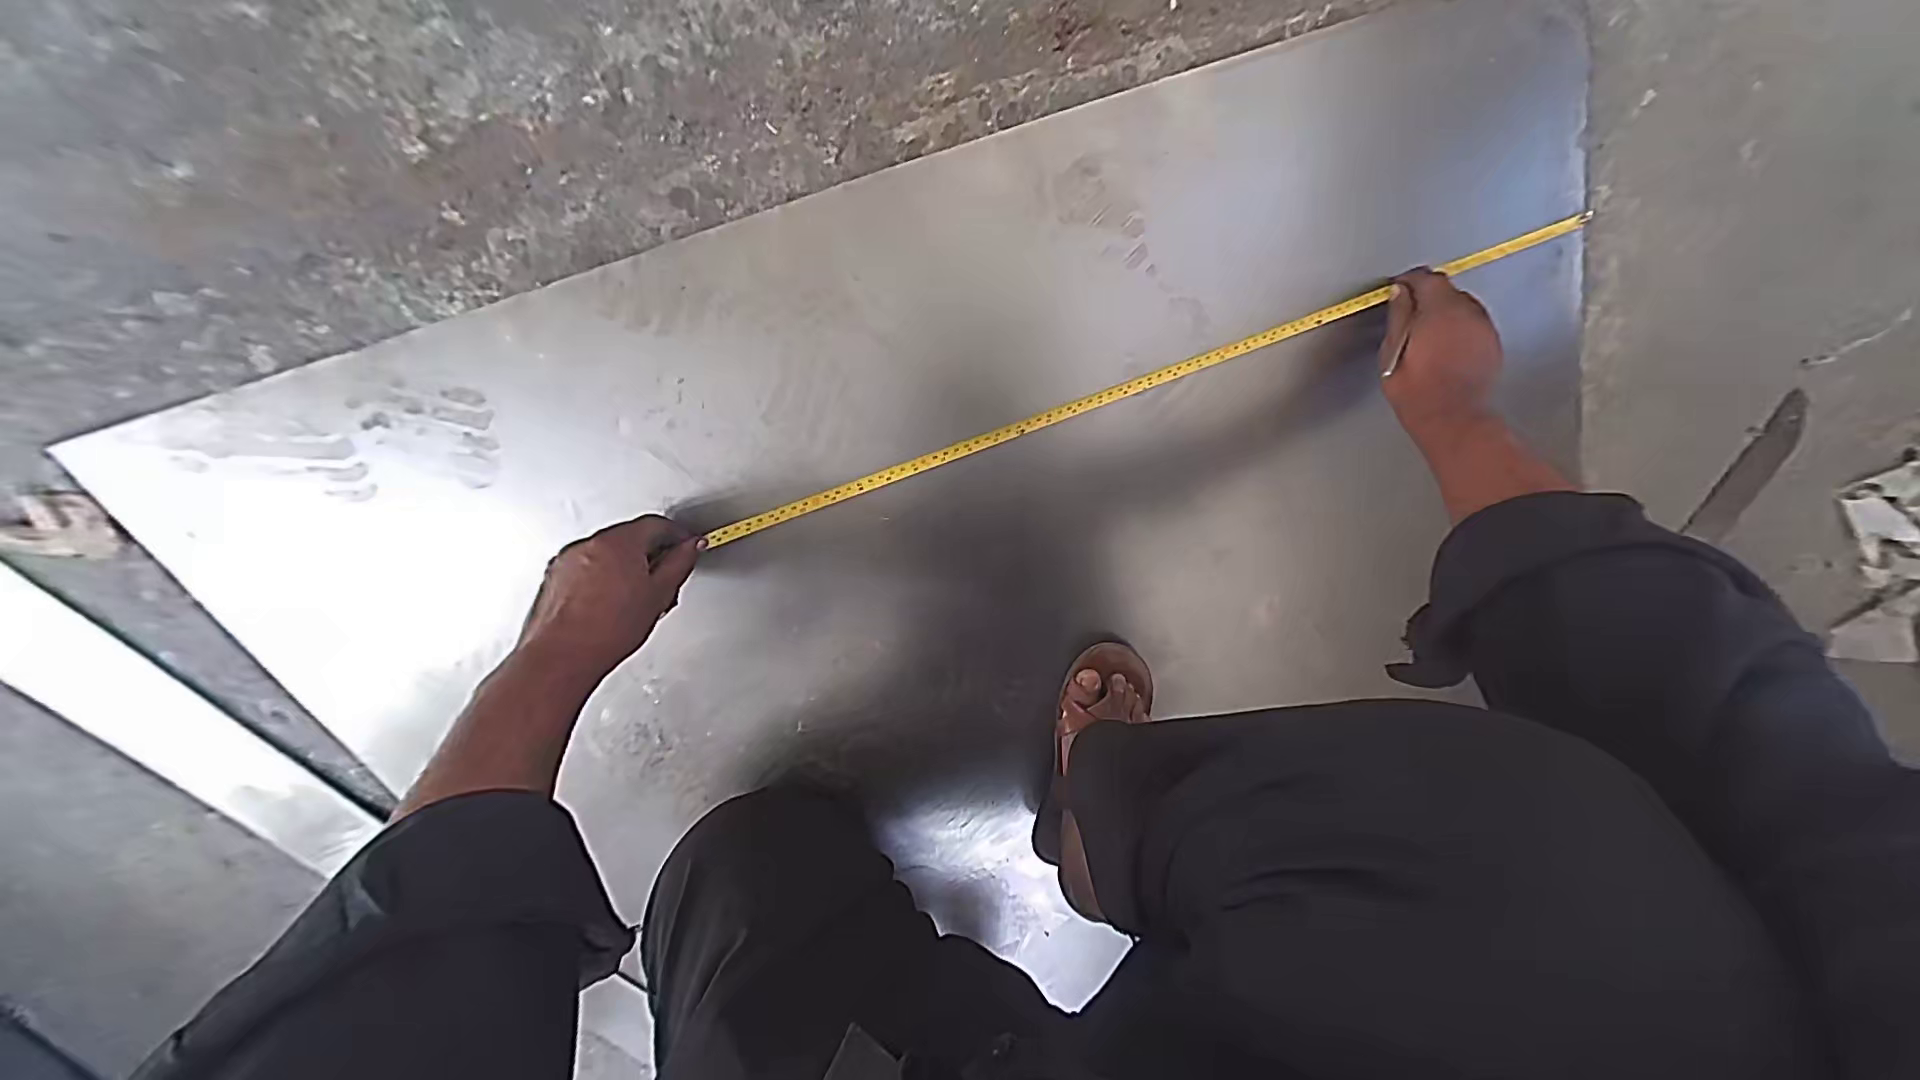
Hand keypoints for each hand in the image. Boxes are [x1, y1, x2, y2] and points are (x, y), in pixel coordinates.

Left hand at [515, 513, 702, 684]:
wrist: (562, 657)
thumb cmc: (606, 630)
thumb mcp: (659, 594)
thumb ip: (679, 563)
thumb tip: (690, 547)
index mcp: (618, 542)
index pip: (656, 524)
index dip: (678, 536)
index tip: (687, 546)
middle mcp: (590, 544)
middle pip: (631, 537)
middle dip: (651, 554)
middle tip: (666, 577)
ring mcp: (568, 559)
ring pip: (609, 553)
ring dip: (627, 567)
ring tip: (638, 599)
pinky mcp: (556, 576)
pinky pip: (588, 567)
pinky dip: (604, 577)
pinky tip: (613, 605)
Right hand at [1378, 268, 1503, 435]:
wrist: (1451, 415)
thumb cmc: (1416, 390)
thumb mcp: (1392, 352)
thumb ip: (1398, 317)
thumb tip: (1399, 293)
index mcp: (1439, 311)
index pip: (1426, 279)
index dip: (1409, 280)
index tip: (1398, 287)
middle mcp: (1467, 312)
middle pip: (1446, 288)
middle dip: (1426, 294)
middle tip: (1406, 310)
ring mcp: (1483, 325)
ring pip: (1461, 303)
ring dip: (1442, 309)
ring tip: (1423, 330)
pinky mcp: (1491, 339)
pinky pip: (1472, 320)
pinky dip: (1456, 324)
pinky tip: (1441, 343)